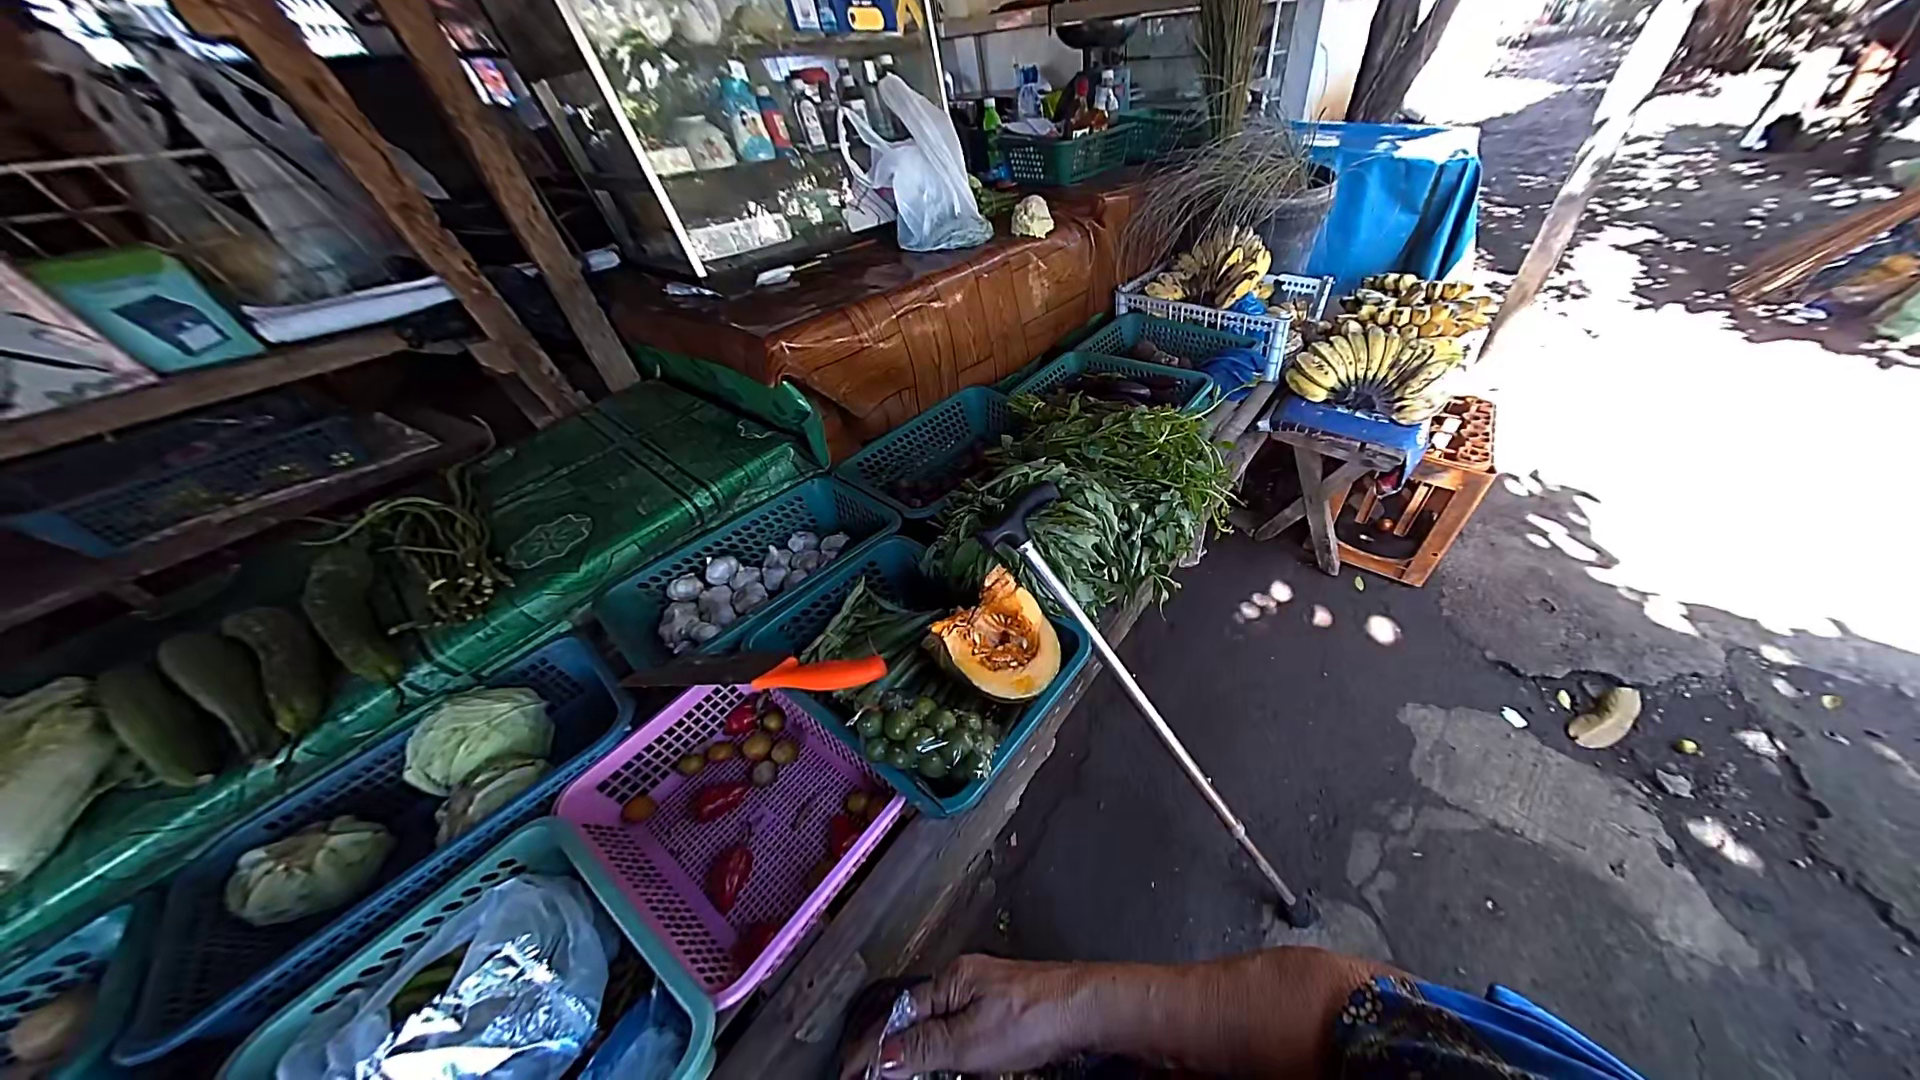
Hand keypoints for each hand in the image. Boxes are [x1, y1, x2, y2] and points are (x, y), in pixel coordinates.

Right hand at [839, 955, 1087, 1078]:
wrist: (1081, 1009)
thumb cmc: (1032, 1018)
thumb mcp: (972, 1041)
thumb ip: (927, 1047)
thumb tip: (884, 1054)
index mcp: (952, 978)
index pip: (901, 1013)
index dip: (874, 1043)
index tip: (850, 1067)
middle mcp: (964, 977)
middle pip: (915, 1013)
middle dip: (890, 1041)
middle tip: (868, 1069)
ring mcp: (982, 989)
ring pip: (936, 1019)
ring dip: (915, 1044)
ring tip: (894, 1066)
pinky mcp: (999, 1005)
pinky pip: (955, 1023)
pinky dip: (940, 1043)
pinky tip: (940, 1058)